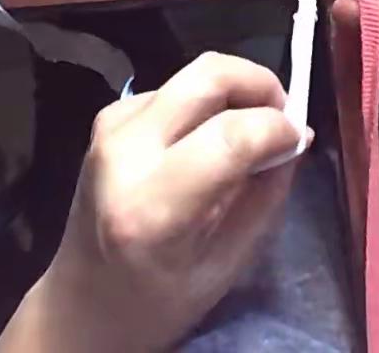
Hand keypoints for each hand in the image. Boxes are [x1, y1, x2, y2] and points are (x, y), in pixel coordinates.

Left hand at [0, 52, 304, 352]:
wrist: (80, 303)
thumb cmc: (157, 301)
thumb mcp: (225, 266)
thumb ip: (265, 195)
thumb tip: (297, 136)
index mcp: (151, 207)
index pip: (228, 136)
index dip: (275, 126)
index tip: (299, 134)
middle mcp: (125, 151)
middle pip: (207, 76)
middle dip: (258, 81)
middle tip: (282, 110)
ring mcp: (112, 125)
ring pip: (193, 75)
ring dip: (233, 90)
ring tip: (249, 125)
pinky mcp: (109, 113)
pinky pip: (174, 88)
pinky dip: (204, 102)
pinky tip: (205, 136)